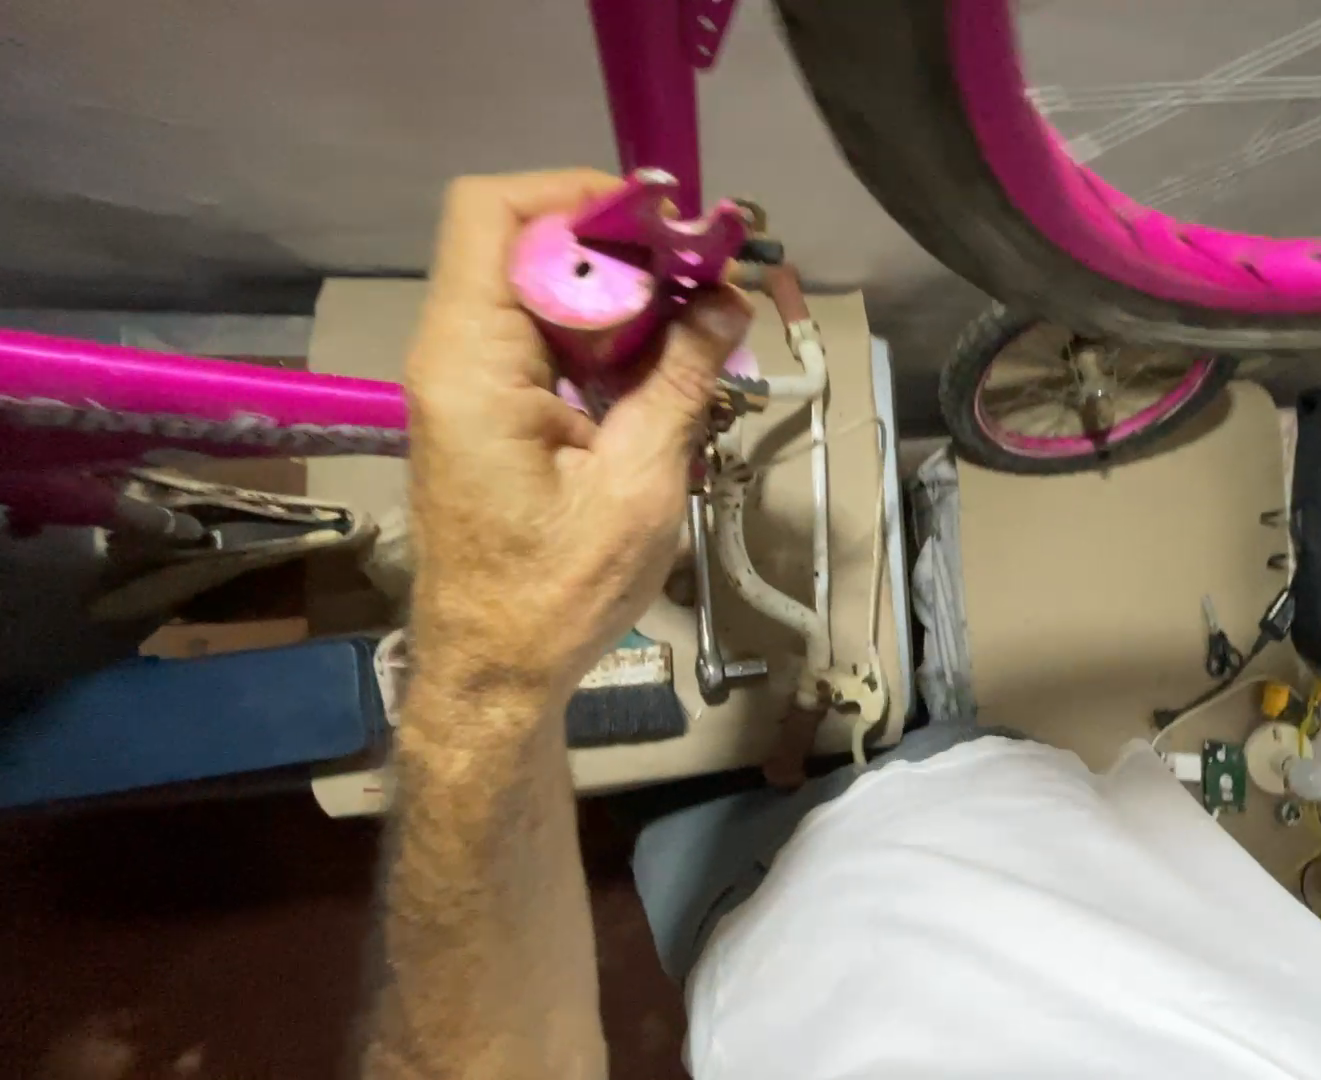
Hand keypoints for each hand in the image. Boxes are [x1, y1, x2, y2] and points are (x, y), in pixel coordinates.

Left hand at [404, 170, 752, 703]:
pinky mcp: (500, 413)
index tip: (672, 225)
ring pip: (550, 297)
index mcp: (475, 363)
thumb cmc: (562, 589)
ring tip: (705, 331)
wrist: (500, 667)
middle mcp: (459, 355)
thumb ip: (680, 381)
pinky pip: (556, 347)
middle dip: (628, 255)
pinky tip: (669, 377)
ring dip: (631, 304)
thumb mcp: (640, 483)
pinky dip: (616, 347)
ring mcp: (476, 385)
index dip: (584, 197)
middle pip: (532, 249)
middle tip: (711, 285)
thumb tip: (727, 303)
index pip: (499, 216)